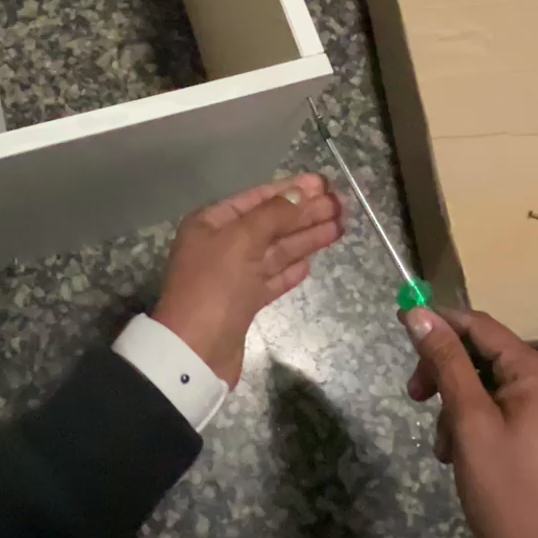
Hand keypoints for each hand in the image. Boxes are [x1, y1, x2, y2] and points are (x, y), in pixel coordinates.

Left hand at [151, 173, 342, 387]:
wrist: (196, 353)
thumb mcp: (241, 240)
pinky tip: (311, 262)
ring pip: (275, 250)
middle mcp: (221, 245)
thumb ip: (273, 214)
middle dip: (304, 213)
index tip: (324, 184)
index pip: (257, 198)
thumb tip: (301, 193)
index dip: (291, 190)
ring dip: (306, 238)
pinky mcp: (244, 303)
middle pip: (270, 223)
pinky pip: (272, 278)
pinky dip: (291, 269)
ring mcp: (233, 275)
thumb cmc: (214, 287)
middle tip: (341, 204)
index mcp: (211, 223)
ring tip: (340, 226)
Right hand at [404, 306, 537, 537]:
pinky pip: (513, 410)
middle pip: (488, 356)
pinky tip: (466, 454)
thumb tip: (419, 312)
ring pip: (495, 386)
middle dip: (446, 374)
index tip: (400, 322)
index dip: (438, 321)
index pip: (481, 326)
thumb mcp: (469, 422)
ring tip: (445, 447)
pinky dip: (483, 422)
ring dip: (460, 405)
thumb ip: (445, 362)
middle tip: (415, 396)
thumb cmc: (510, 492)